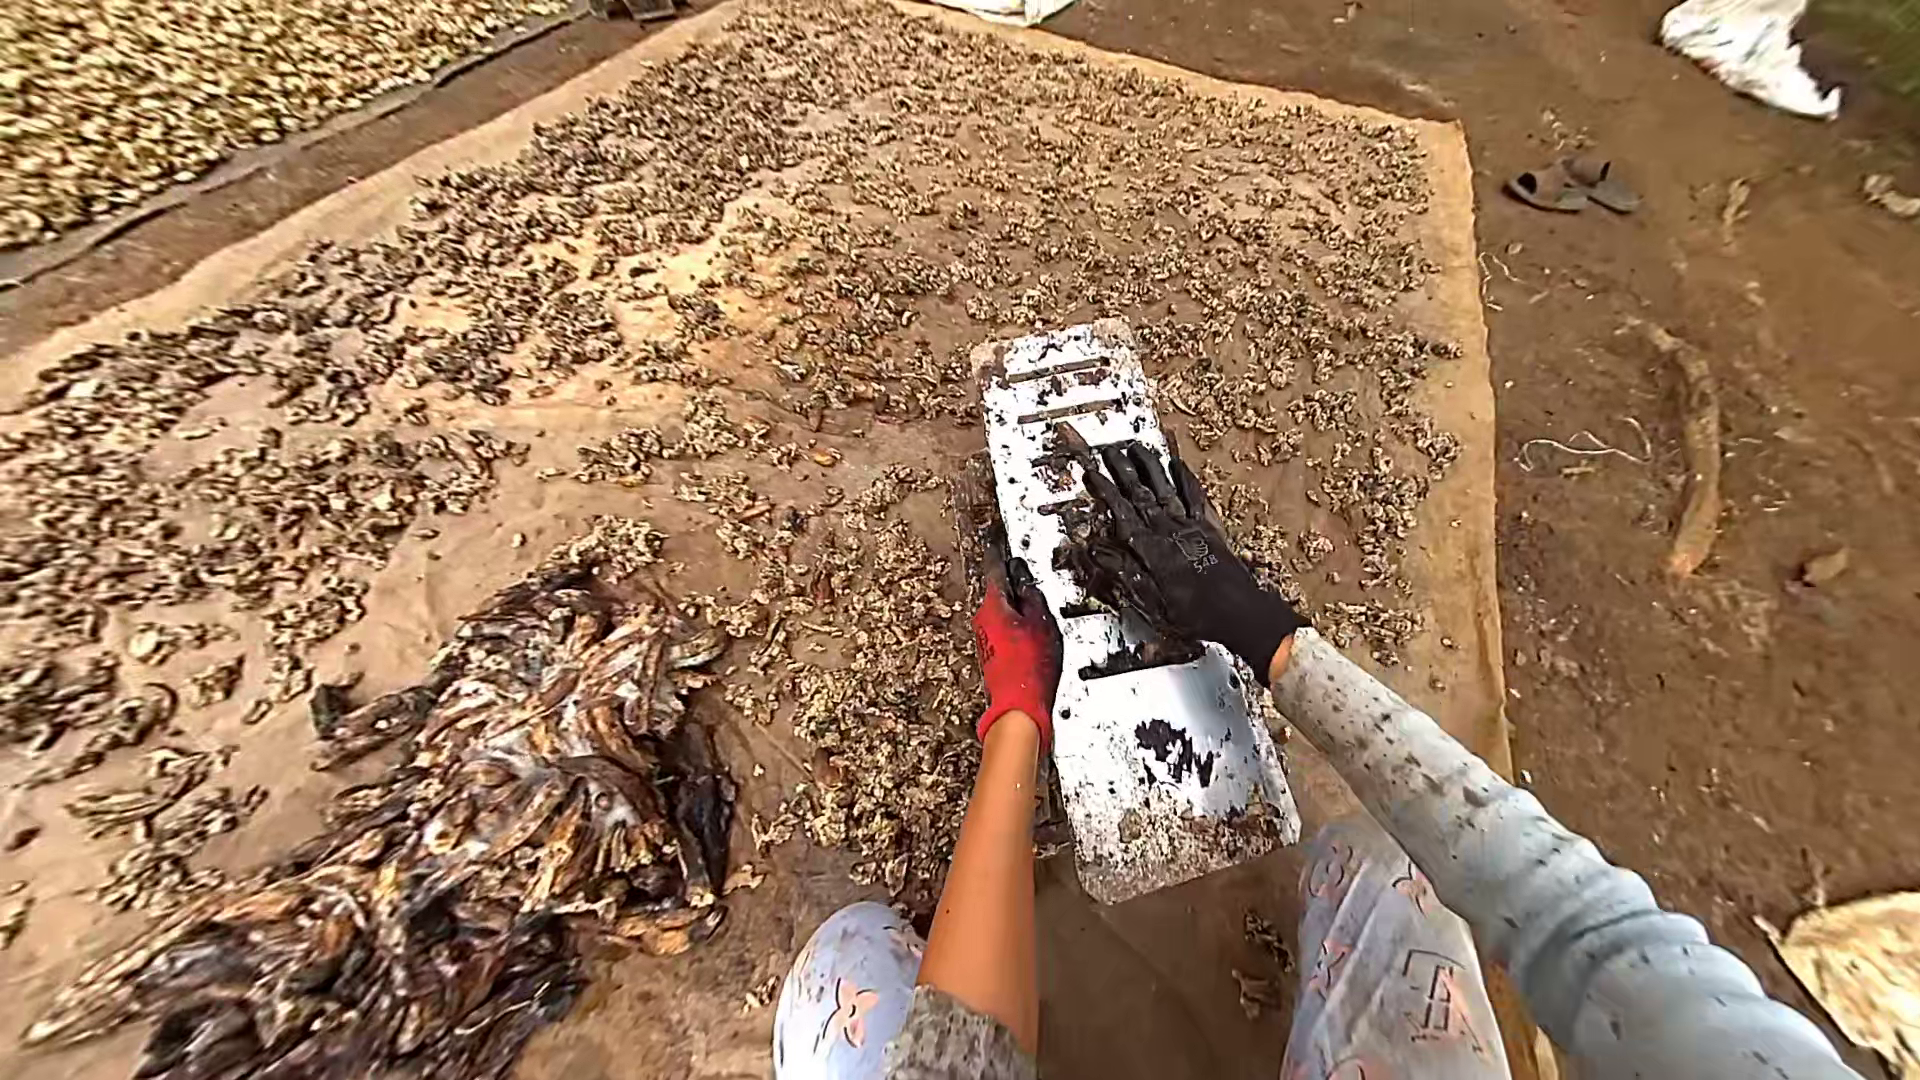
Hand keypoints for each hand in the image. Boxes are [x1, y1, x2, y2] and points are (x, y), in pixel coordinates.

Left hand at [973, 556, 1062, 748]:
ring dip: (1018, 611)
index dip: (1000, 554)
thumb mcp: (1041, 622)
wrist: (1018, 704)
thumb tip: (1024, 581)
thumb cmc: (1029, 666)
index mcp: (994, 605)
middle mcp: (983, 618)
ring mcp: (984, 636)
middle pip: (1000, 593)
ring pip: (1003, 612)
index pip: (995, 570)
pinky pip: (1004, 629)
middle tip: (1035, 586)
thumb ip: (1032, 596)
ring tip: (1039, 621)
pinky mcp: (990, 651)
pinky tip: (1032, 639)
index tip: (999, 542)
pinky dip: (1016, 628)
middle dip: (1016, 588)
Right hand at [1062, 431, 1306, 682]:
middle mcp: (1169, 531)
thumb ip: (1124, 572)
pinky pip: (1196, 497)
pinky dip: (1186, 478)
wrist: (1242, 614)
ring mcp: (1191, 526)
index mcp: (1151, 549)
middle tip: (1110, 450)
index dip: (1105, 490)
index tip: (1092, 472)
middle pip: (1141, 494)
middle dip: (1123, 470)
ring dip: (1150, 467)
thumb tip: (1095, 550)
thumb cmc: (1195, 614)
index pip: (1122, 512)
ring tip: (1137, 448)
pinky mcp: (1210, 528)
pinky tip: (1177, 464)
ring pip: (1165, 489)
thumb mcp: (1152, 602)